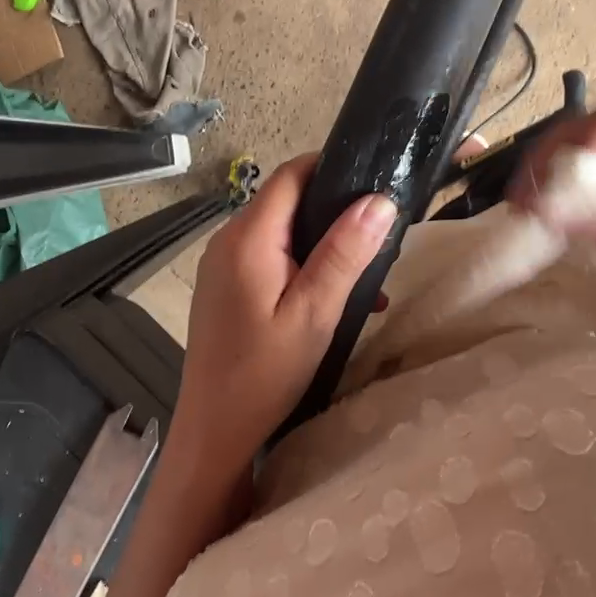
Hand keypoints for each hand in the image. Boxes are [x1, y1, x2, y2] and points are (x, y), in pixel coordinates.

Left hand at [174, 155, 396, 470]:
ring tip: (366, 282)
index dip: (332, 169)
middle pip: (287, 203)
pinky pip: (268, 261)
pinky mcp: (224, 288)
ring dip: (322, 249)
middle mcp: (227, 240)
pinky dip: (301, 270)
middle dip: (334, 216)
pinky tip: (331, 302)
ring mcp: (221, 265)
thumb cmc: (265, 373)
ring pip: (281, 235)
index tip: (375, 183)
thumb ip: (344, 253)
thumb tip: (379, 200)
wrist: (214, 427)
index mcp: (248, 237)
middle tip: (380, 241)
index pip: (291, 174)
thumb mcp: (314, 313)